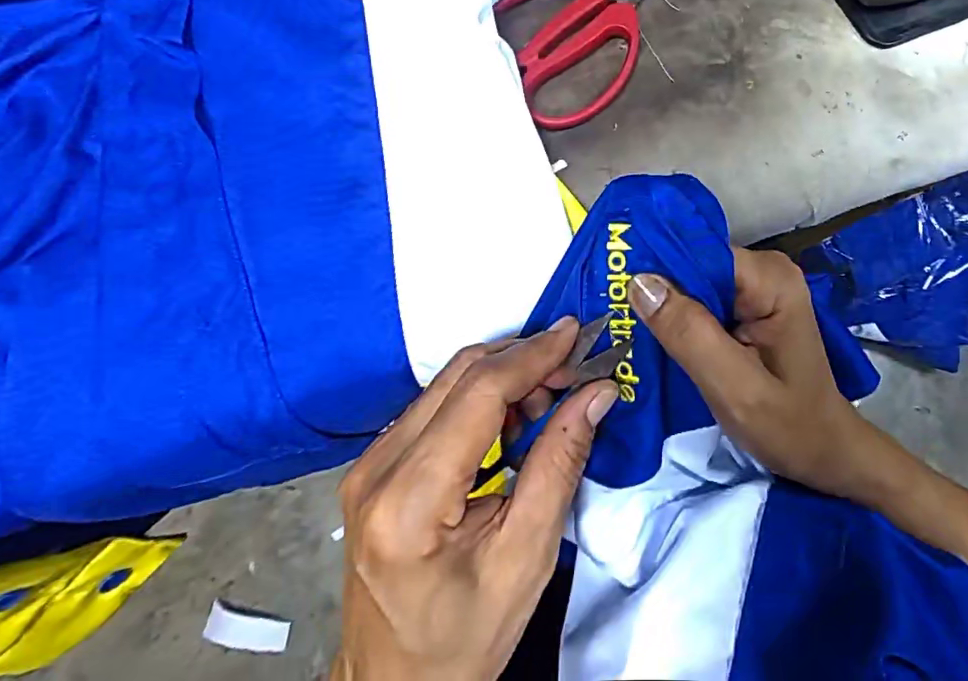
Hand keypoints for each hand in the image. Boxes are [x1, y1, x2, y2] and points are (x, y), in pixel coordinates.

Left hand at [331, 320, 618, 680]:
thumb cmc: (466, 632)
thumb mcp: (529, 552)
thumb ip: (561, 461)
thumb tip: (597, 390)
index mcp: (410, 500)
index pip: (478, 393)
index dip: (534, 355)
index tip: (578, 334)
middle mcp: (376, 470)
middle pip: (460, 375)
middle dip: (526, 359)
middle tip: (576, 371)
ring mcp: (370, 467)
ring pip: (449, 382)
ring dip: (507, 375)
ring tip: (552, 400)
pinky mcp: (377, 469)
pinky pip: (438, 404)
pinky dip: (486, 396)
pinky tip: (517, 420)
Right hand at [631, 248, 887, 502]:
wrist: (823, 449)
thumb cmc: (788, 424)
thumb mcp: (735, 387)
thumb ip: (690, 334)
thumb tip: (640, 281)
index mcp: (772, 281)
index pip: (702, 254)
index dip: (657, 268)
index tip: (608, 286)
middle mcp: (768, 272)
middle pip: (698, 264)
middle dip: (655, 287)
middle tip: (603, 313)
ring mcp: (761, 288)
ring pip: (697, 283)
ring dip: (663, 305)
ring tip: (616, 325)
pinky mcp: (751, 308)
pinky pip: (705, 301)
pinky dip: (679, 318)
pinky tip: (649, 337)